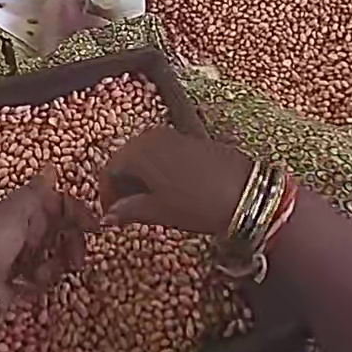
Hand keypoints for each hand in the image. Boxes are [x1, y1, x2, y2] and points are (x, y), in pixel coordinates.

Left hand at [0, 169, 90, 308]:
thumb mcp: (14, 211)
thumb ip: (35, 192)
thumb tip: (51, 168)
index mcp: (17, 210)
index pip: (53, 204)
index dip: (74, 213)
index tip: (93, 226)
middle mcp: (18, 231)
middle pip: (55, 231)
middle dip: (69, 242)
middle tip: (77, 258)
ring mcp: (16, 257)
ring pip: (49, 255)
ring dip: (54, 264)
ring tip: (46, 274)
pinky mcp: (15, 282)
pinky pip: (38, 278)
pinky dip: (39, 281)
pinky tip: (33, 284)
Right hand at [98, 126, 252, 235]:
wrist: (245, 192)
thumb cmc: (196, 203)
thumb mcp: (159, 211)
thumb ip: (129, 210)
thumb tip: (107, 216)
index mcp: (138, 151)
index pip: (109, 169)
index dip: (106, 193)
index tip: (110, 214)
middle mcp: (151, 136)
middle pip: (126, 158)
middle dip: (123, 183)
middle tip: (126, 210)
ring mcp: (173, 134)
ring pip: (144, 154)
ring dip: (140, 176)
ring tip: (147, 202)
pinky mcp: (190, 138)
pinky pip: (163, 151)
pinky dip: (158, 169)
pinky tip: (168, 189)